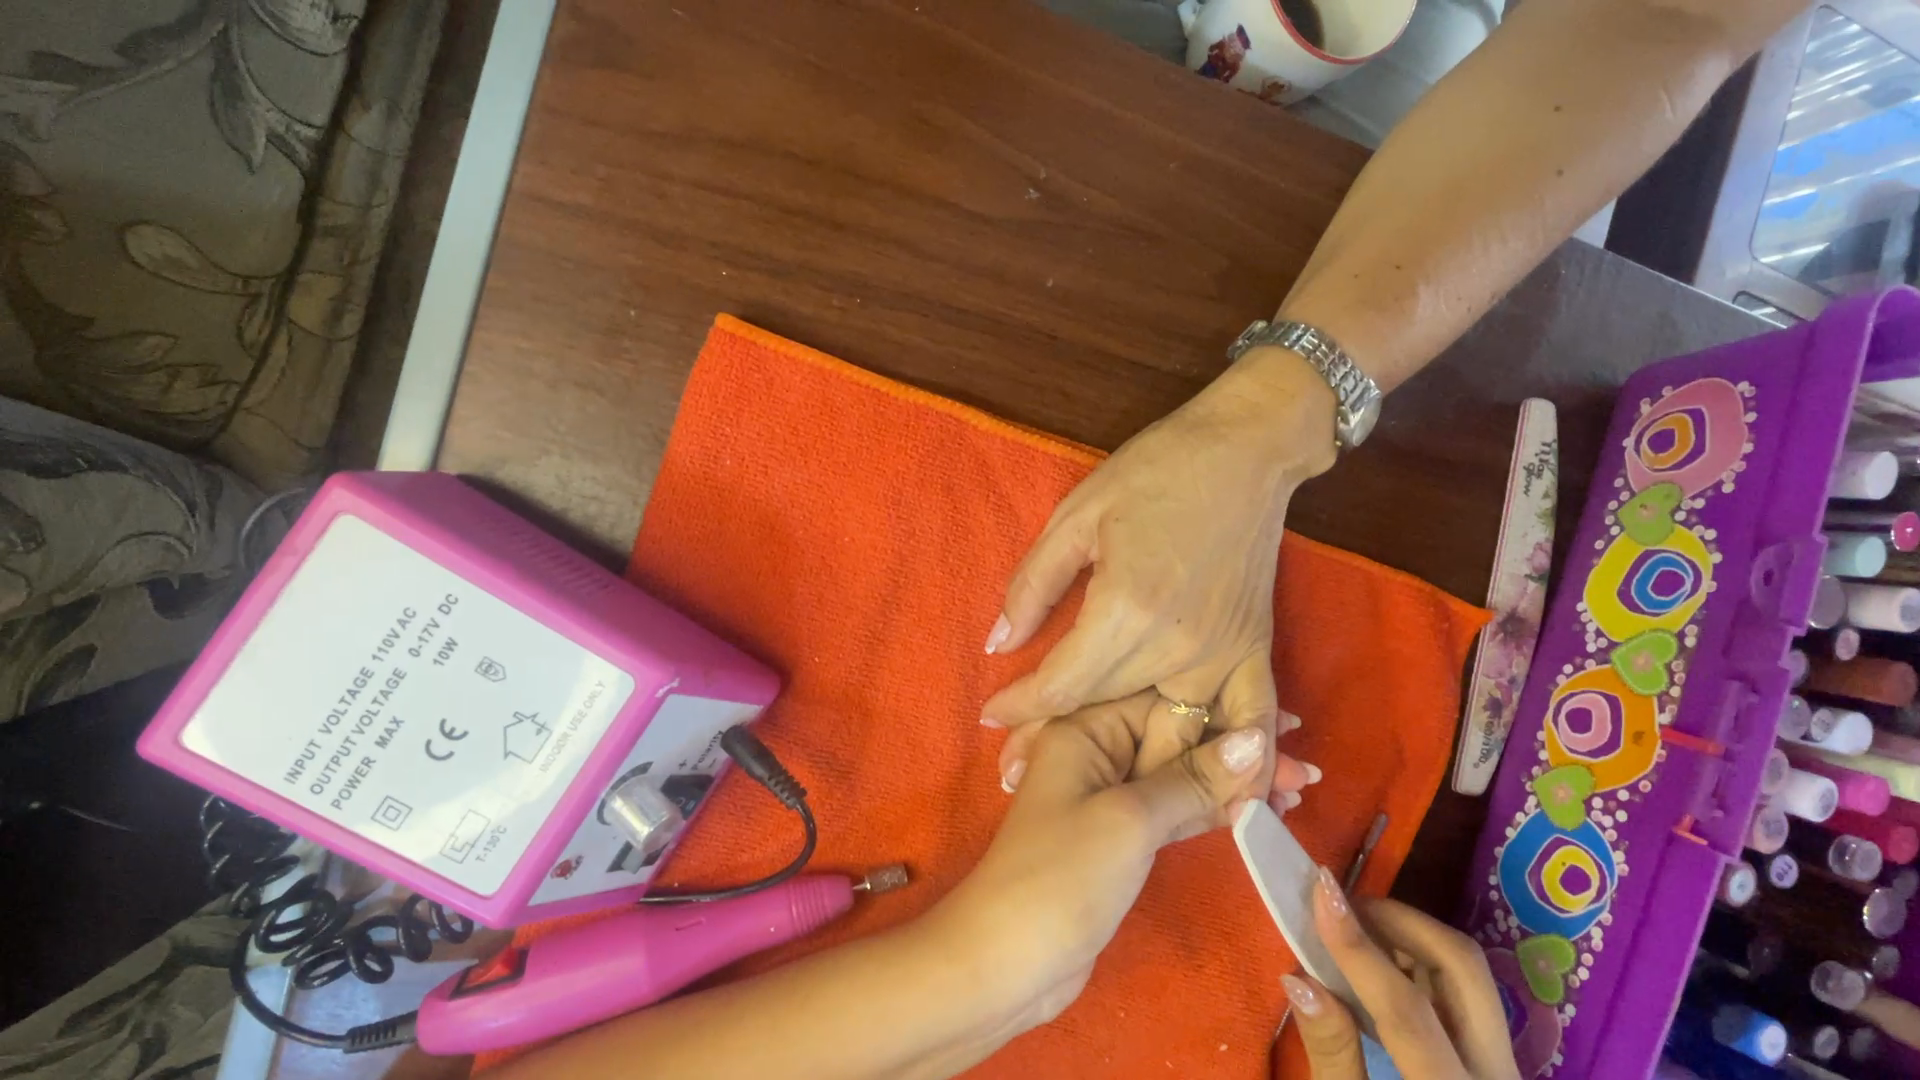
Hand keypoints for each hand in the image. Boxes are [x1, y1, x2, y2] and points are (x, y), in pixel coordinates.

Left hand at [928, 692, 1315, 1040]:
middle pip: (1177, 739)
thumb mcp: (1130, 819)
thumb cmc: (1062, 875)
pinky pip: (1173, 810)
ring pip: (1180, 777)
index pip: (1164, 703)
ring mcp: (1108, 797)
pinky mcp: (1120, 837)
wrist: (1009, 959)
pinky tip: (1256, 813)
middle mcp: (1096, 752)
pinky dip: (1212, 811)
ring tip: (1300, 790)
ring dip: (1233, 784)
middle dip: (1238, 752)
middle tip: (1307, 768)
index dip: (1227, 714)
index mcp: (1085, 729)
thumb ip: (1190, 779)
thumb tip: (1254, 740)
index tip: (1290, 727)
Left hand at [982, 348, 1338, 794]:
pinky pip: (1250, 722)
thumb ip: (1033, 587)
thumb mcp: (1075, 517)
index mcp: (1124, 611)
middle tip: (1014, 772)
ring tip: (1087, 799)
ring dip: (1130, 772)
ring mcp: (1222, 656)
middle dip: (1055, 744)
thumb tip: (997, 644)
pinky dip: (1238, 768)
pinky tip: (1225, 808)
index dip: (1021, 707)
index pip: (1062, 685)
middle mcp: (1174, 648)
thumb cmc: (1153, 473)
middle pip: (1106, 716)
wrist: (1245, 451)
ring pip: (1167, 732)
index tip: (992, 719)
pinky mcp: (1256, 651)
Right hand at [1284, 872, 1519, 1078]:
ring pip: (1468, 973)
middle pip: (1461, 967)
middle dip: (1398, 921)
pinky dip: (1417, 965)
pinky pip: (1464, 994)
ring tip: (1351, 934)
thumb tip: (1299, 978)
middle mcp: (1496, 1078)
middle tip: (1341, 908)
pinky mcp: (1496, 1067)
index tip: (1320, 888)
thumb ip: (1332, 1056)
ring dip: (1408, 938)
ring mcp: (1506, 1072)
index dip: (1357, 943)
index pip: (1406, 1007)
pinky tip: (1378, 974)